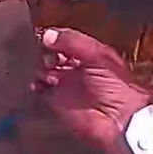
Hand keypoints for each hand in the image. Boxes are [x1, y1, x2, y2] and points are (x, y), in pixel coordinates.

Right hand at [33, 27, 151, 153]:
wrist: (117, 118)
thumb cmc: (115, 85)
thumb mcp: (97, 55)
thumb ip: (72, 42)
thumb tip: (47, 35)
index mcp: (88, 53)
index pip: (65, 39)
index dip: (54, 36)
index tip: (43, 35)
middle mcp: (75, 67)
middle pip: (51, 53)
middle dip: (44, 51)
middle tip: (42, 54)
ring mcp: (65, 83)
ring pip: (43, 69)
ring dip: (38, 66)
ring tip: (41, 67)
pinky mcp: (57, 101)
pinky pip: (40, 89)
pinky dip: (35, 84)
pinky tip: (36, 81)